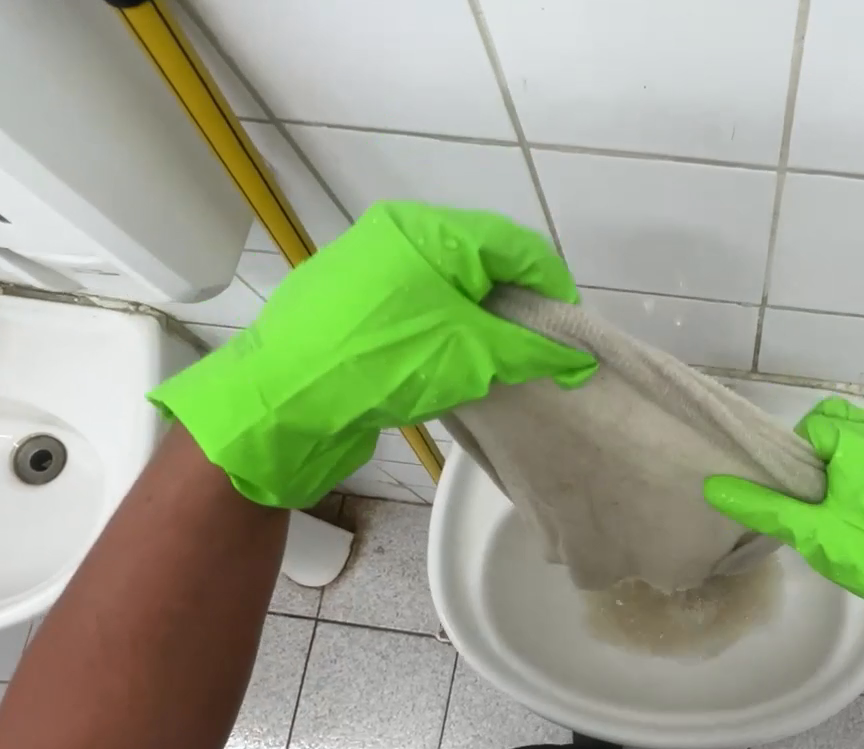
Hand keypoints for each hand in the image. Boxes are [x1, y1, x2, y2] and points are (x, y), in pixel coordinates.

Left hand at [148, 202, 595, 506]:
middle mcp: (399, 235)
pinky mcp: (357, 300)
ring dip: (486, 320)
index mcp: (430, 231)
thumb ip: (532, 351)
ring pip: (453, 284)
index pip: (517, 246)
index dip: (554, 287)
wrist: (282, 402)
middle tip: (540, 350)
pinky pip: (422, 303)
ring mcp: (372, 266)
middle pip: (485, 262)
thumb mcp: (471, 357)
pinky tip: (455, 362)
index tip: (571, 335)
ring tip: (502, 361)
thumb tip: (581, 359)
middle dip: (520, 306)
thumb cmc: (383, 363)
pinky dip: (451, 327)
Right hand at [704, 397, 863, 694]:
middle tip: (811, 495)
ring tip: (834, 508)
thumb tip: (713, 486)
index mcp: (859, 441)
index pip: (811, 425)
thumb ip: (762, 507)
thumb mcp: (810, 534)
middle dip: (818, 450)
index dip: (795, 456)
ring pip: (862, 441)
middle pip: (838, 422)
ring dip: (842, 462)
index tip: (795, 493)